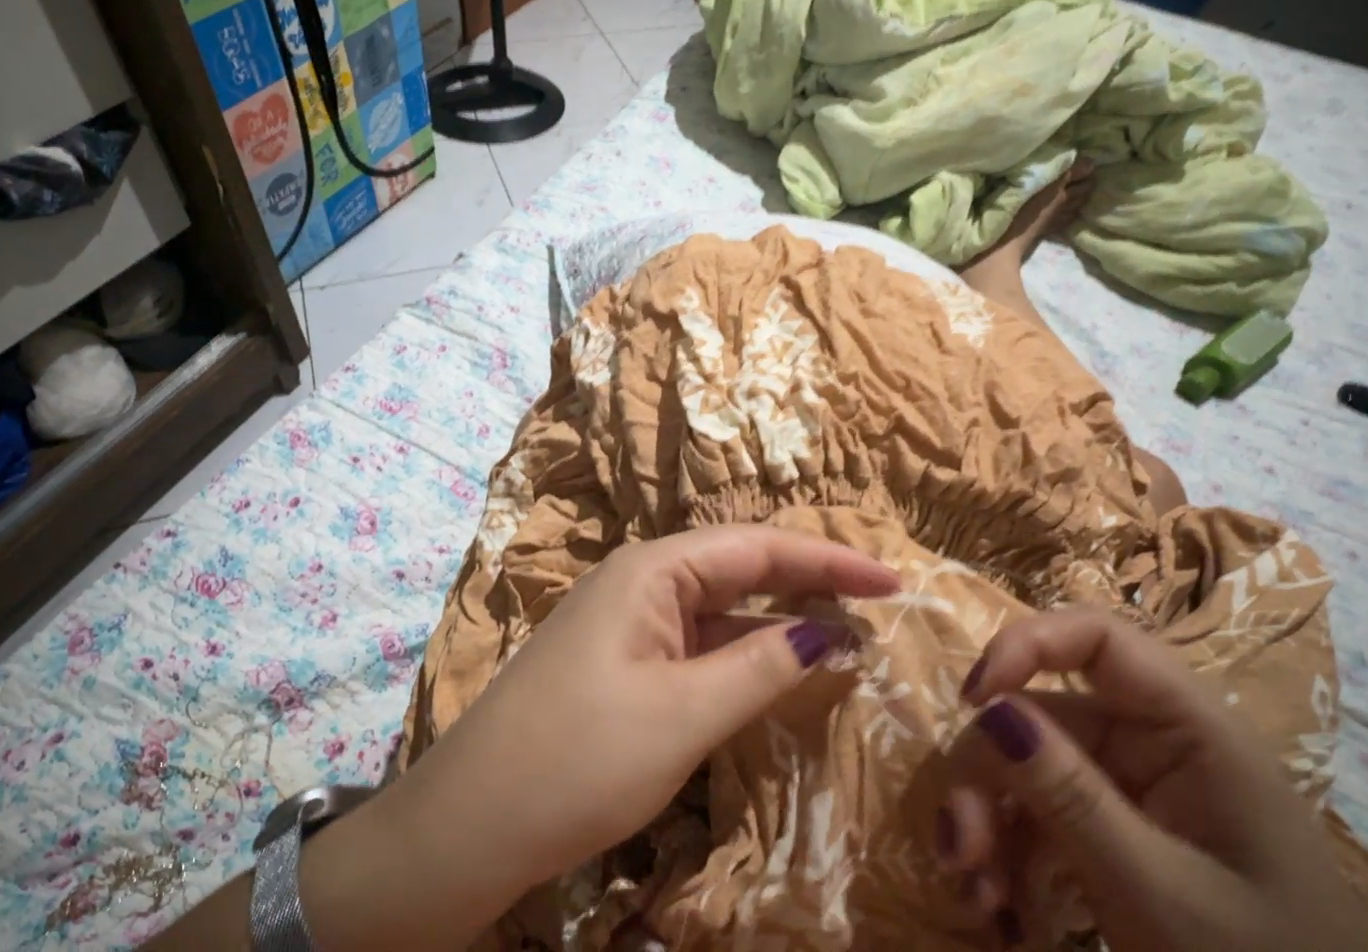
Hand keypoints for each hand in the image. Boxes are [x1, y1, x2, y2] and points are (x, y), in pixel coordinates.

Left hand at [299, 525, 898, 949]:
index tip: (893, 581)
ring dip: (778, 620)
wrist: (473, 821)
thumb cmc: (581, 759)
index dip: (830, 560)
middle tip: (879, 602)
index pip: (757, 545)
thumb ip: (762, 666)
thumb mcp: (685, 713)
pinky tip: (776, 669)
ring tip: (846, 636)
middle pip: (738, 567)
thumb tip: (828, 635)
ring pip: (717, 608)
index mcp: (651, 570)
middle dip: (808, 581)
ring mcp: (624, 623)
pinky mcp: (618, 663)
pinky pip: (694, 642)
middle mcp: (637, 581)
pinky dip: (741, 652)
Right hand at [937, 610, 1367, 950]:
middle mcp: (1152, 747)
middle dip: (988, 777)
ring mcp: (1126, 793)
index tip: (970, 700)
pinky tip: (996, 905)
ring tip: (978, 895)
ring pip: (1023, 769)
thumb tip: (988, 710)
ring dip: (985, 824)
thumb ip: (1073, 799)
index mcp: (1192, 733)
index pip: (1099, 640)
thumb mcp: (1159, 890)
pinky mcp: (1107, 836)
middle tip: (960, 851)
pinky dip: (1004, 855)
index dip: (1026, 645)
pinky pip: (1034, 818)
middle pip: (1040, 716)